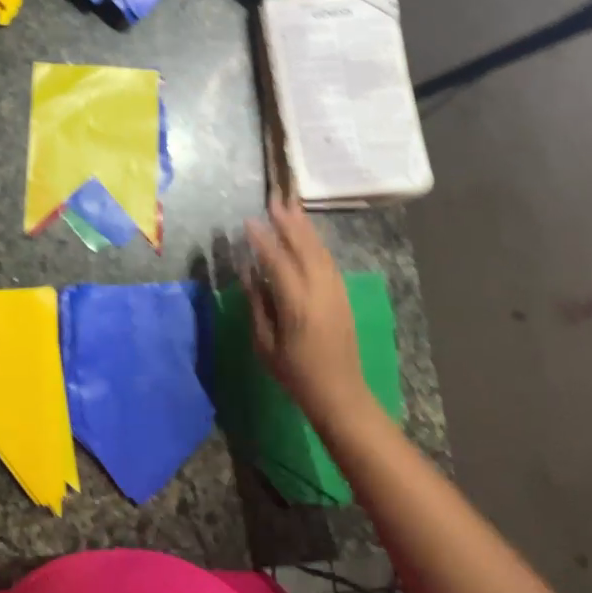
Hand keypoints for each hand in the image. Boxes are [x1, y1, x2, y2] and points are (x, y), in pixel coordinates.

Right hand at [243, 198, 374, 424]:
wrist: (339, 394)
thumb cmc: (294, 373)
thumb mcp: (265, 343)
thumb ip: (257, 304)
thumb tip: (248, 272)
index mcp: (297, 305)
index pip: (278, 262)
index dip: (262, 239)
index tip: (248, 220)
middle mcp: (320, 292)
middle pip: (304, 248)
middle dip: (288, 222)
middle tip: (274, 199)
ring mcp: (335, 292)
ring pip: (320, 251)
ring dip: (304, 228)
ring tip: (291, 207)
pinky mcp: (343, 296)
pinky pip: (328, 262)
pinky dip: (316, 244)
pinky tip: (307, 236)